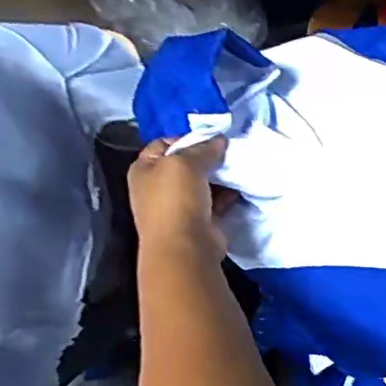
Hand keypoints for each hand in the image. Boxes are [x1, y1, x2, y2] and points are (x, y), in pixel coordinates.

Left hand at [129, 136, 237, 260]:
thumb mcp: (184, 164)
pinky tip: (240, 188)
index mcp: (144, 169)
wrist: (185, 246)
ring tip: (238, 167)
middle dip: (207, 157)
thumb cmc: (175, 200)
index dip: (187, 138)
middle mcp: (159, 187)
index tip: (211, 138)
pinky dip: (228, 195)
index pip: (164, 144)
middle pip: (186, 164)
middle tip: (229, 151)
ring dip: (221, 176)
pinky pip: (216, 201)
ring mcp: (180, 205)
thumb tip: (219, 140)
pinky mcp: (201, 220)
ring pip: (204, 183)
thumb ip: (203, 149)